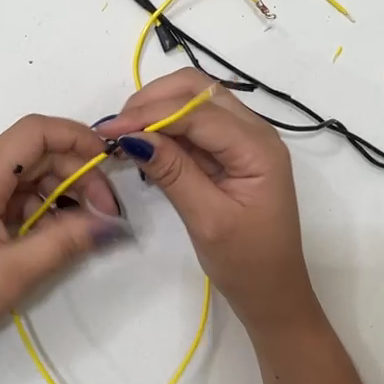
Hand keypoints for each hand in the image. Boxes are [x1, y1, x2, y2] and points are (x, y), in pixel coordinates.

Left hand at [0, 114, 127, 383]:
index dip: (78, 139)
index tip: (110, 166)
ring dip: (61, 193)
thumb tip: (113, 223)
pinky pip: (11, 192)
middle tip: (108, 216)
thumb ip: (65, 242)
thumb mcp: (12, 274)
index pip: (35, 130)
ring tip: (88, 229)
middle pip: (35, 152)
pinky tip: (57, 234)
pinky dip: (39, 207)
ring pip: (26, 172)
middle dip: (77, 175)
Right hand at [96, 68, 318, 331]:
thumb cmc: (247, 263)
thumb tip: (132, 137)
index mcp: (258, 147)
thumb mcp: (208, 220)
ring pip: (194, 99)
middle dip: (153, 101)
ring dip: (157, 109)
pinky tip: (144, 145)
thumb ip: (173, 173)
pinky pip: (194, 122)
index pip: (197, 111)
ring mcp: (243, 137)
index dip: (150, 114)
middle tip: (117, 129)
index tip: (109, 130)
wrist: (274, 294)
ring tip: (125, 135)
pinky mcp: (230, 149)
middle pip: (197, 88)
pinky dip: (166, 126)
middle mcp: (254, 131)